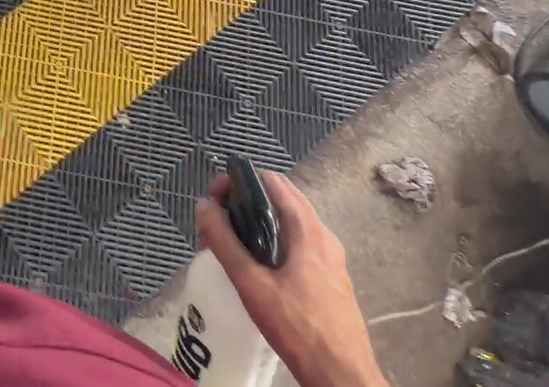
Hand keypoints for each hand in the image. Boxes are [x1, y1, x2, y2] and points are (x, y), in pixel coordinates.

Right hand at [196, 171, 386, 386]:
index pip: (271, 181)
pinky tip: (256, 269)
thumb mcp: (251, 284)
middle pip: (280, 198)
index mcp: (307, 230)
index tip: (214, 199)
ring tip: (231, 246)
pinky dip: (273, 241)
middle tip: (218, 222)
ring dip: (258, 222)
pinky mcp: (331, 278)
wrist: (343, 378)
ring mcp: (331, 258)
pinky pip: (297, 244)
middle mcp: (323, 236)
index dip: (238, 181)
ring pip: (289, 222)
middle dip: (245, 201)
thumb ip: (225, 242)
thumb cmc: (298, 328)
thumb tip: (204, 206)